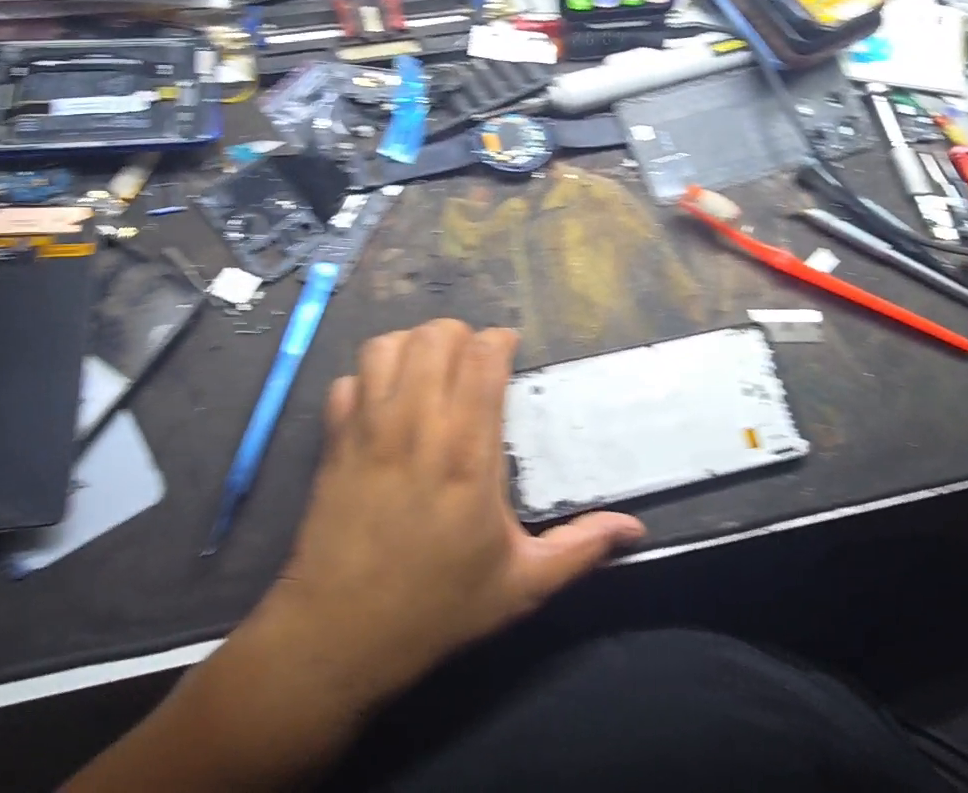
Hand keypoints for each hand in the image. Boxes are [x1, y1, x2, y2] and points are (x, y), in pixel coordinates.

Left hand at [256, 320, 645, 704]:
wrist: (340, 633)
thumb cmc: (436, 606)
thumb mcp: (521, 584)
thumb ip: (581, 547)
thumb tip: (635, 529)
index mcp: (467, 450)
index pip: (482, 357)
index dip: (499, 341)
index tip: (509, 352)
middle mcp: (416, 424)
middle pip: (434, 335)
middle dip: (459, 337)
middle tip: (472, 364)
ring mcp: (367, 429)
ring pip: (385, 346)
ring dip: (411, 347)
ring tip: (428, 373)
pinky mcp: (333, 442)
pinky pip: (346, 381)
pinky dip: (367, 380)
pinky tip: (383, 406)